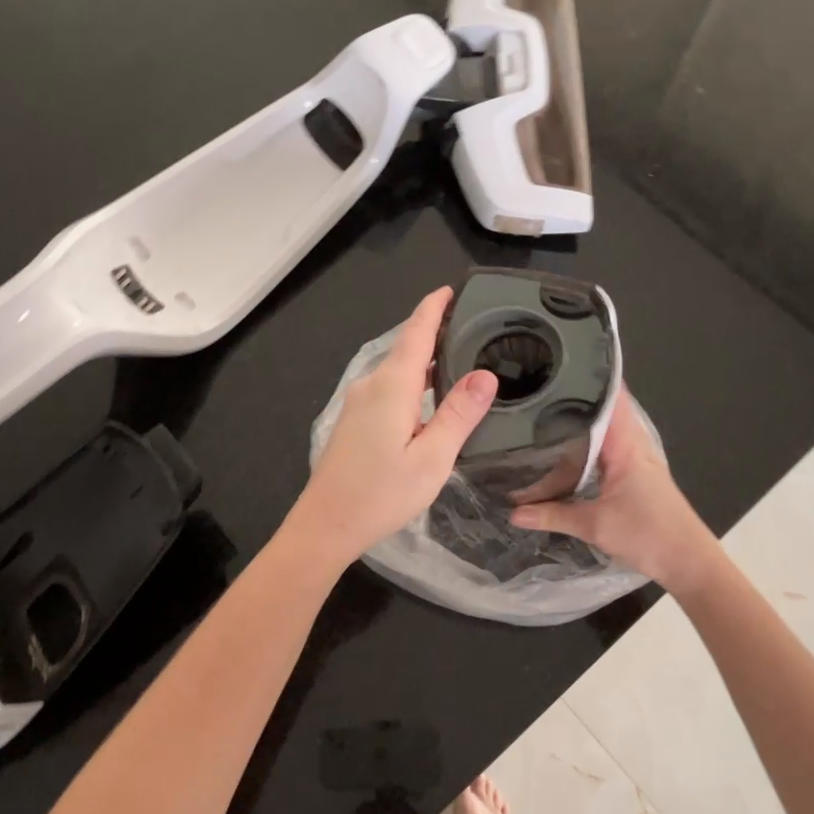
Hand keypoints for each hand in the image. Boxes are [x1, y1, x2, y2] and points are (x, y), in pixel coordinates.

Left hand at [289, 287, 497, 564]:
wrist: (326, 525)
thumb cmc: (381, 493)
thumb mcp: (432, 458)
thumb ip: (459, 414)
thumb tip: (487, 375)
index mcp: (392, 386)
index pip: (416, 332)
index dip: (434, 307)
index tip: (453, 288)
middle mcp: (372, 386)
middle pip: (407, 349)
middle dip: (438, 333)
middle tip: (476, 328)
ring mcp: (358, 404)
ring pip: (398, 372)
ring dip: (427, 362)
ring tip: (463, 360)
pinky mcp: (355, 423)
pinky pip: (390, 390)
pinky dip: (415, 384)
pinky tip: (432, 399)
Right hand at [508, 393, 722, 591]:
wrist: (689, 562)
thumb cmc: (648, 535)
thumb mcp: (594, 526)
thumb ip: (552, 516)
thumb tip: (513, 513)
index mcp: (627, 445)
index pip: (611, 398)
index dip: (588, 378)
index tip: (559, 364)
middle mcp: (634, 445)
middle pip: (605, 410)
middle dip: (576, 397)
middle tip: (539, 386)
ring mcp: (637, 460)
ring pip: (605, 431)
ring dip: (581, 421)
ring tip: (544, 411)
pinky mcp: (636, 476)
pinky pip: (607, 449)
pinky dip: (587, 444)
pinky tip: (565, 449)